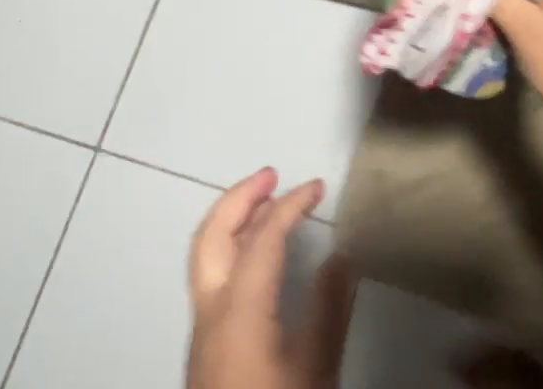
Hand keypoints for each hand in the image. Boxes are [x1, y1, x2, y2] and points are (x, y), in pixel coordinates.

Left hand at [188, 168, 353, 388]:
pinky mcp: (204, 343)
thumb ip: (329, 310)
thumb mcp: (316, 371)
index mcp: (240, 312)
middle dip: (239, 197)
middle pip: (211, 236)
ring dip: (231, 218)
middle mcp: (210, 311)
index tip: (317, 186)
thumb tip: (341, 257)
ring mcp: (201, 328)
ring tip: (265, 201)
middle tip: (273, 174)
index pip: (262, 238)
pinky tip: (256, 251)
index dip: (290, 205)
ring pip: (203, 254)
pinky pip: (209, 273)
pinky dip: (230, 244)